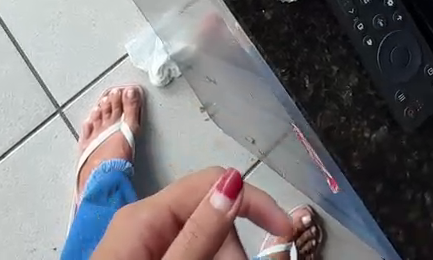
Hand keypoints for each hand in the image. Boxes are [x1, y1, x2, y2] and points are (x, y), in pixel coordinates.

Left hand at [92, 166, 295, 259]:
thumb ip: (200, 234)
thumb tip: (234, 181)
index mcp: (147, 215)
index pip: (214, 182)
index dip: (254, 200)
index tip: (285, 232)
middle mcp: (147, 224)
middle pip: (213, 220)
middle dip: (232, 253)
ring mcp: (147, 248)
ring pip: (206, 245)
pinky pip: (192, 257)